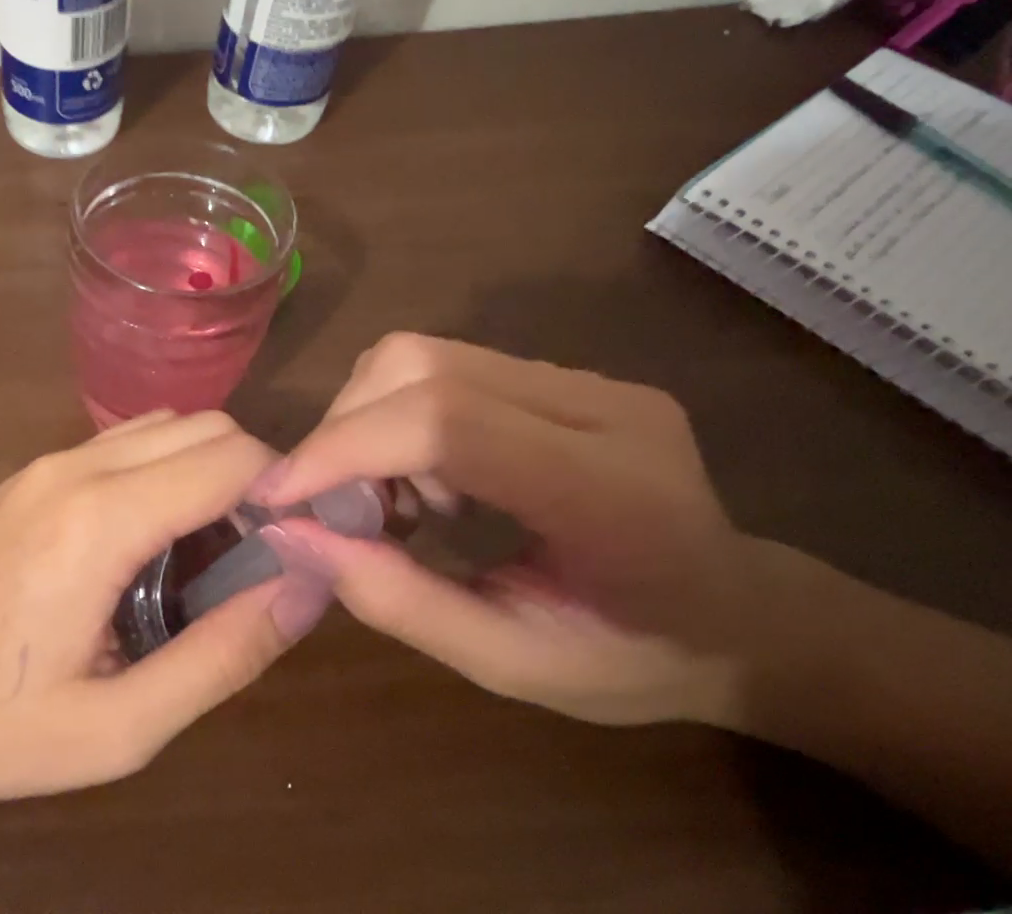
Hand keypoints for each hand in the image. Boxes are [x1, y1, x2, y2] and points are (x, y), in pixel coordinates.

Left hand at [0, 411, 329, 806]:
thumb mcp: (120, 726)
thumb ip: (221, 657)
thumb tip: (303, 590)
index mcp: (100, 520)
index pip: (231, 457)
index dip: (281, 494)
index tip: (291, 552)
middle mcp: (73, 469)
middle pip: (202, 427)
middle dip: (248, 478)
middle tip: (248, 562)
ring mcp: (41, 465)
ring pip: (161, 427)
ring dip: (202, 470)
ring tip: (200, 556)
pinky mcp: (23, 477)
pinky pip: (117, 445)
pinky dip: (158, 470)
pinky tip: (143, 543)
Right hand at [252, 333, 754, 725]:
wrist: (739, 619)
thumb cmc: (631, 661)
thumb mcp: (508, 664)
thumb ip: (397, 599)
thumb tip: (289, 534)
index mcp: (609, 494)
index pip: (448, 424)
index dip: (344, 447)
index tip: (278, 499)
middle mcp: (601, 409)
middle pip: (421, 365)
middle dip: (345, 432)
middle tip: (339, 511)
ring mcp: (587, 379)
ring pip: (421, 354)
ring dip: (367, 420)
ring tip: (391, 502)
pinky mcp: (563, 374)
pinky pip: (442, 366)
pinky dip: (396, 416)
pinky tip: (425, 478)